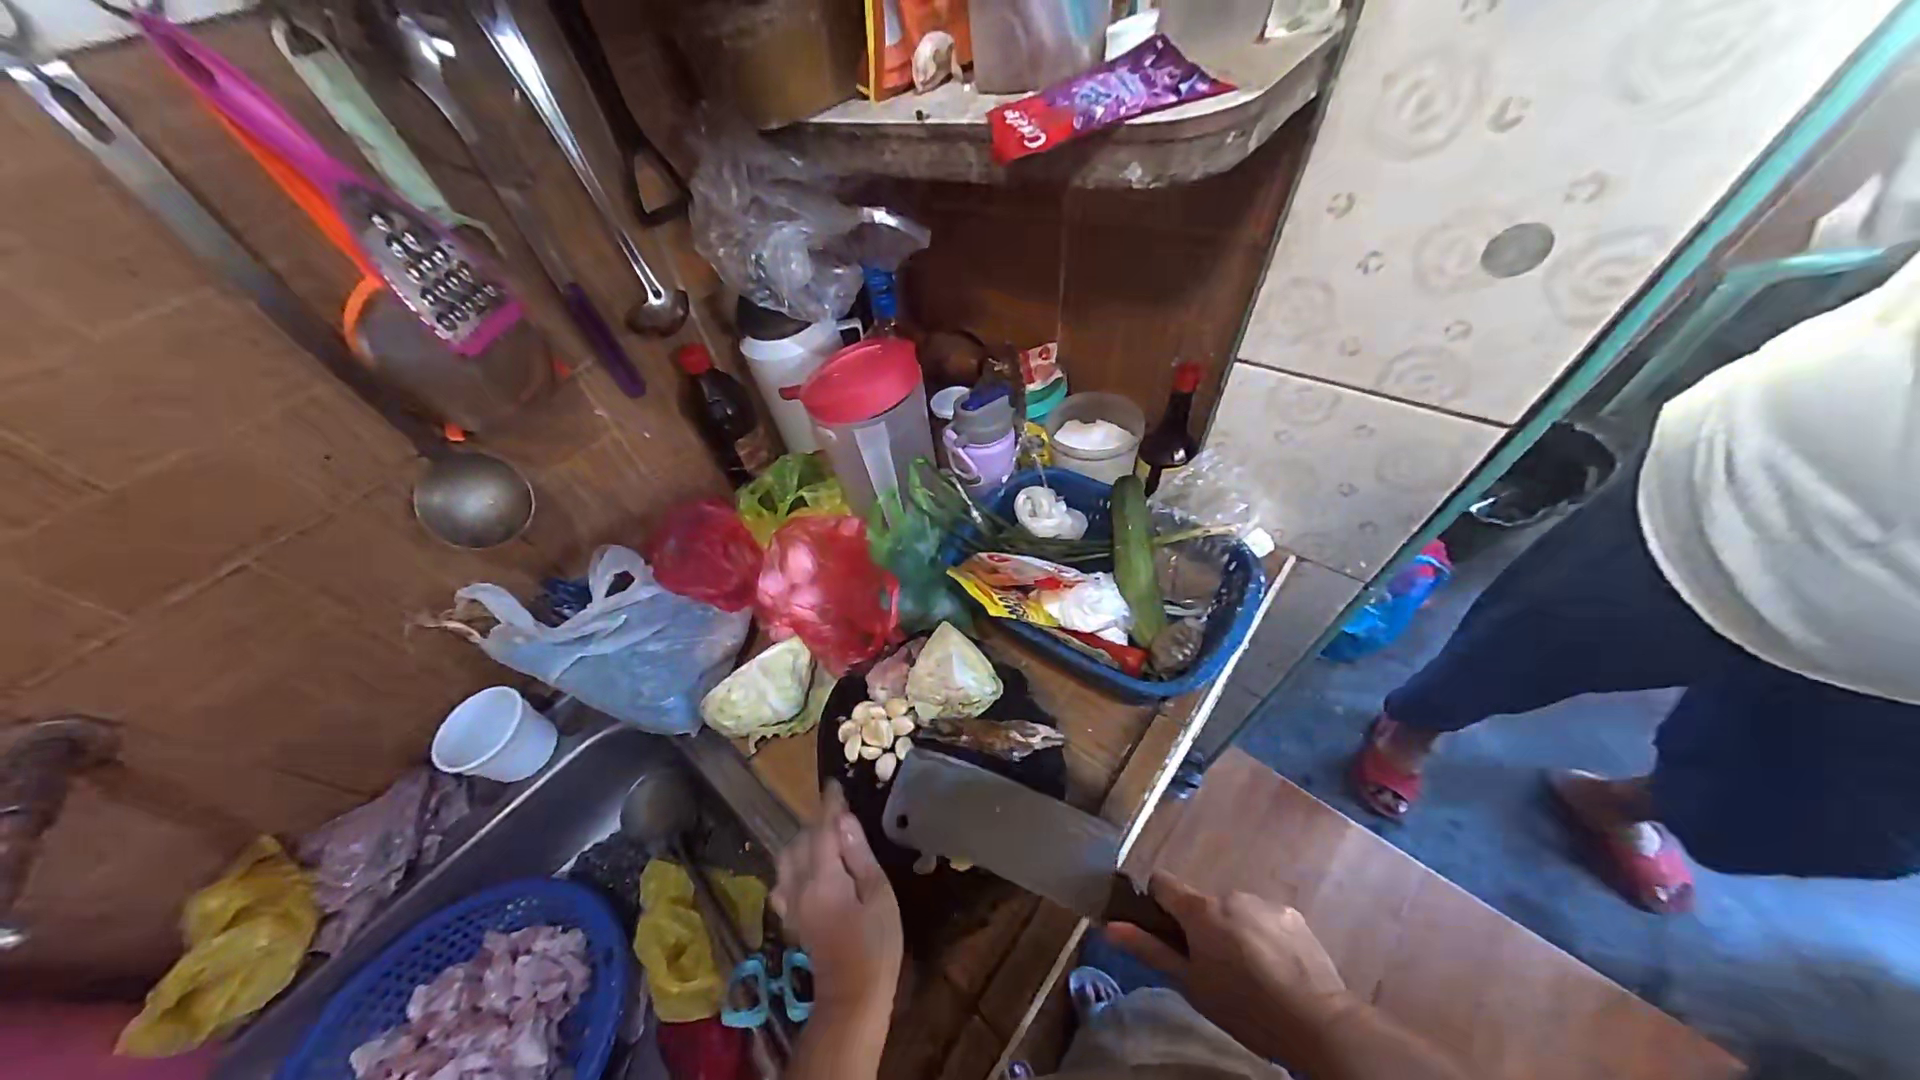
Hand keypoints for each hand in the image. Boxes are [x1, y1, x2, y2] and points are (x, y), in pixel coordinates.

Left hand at [771, 782, 902, 1016]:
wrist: (854, 998)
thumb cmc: (877, 945)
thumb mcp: (879, 895)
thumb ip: (859, 855)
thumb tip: (844, 820)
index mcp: (823, 879)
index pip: (821, 830)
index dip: (829, 805)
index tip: (835, 784)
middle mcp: (799, 887)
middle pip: (800, 841)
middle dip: (818, 823)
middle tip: (842, 817)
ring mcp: (791, 905)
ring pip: (787, 859)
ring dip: (804, 842)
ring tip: (829, 839)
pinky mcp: (792, 919)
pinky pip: (784, 881)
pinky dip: (795, 865)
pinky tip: (811, 869)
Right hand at [1107, 873, 1352, 1062]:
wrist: (1318, 1022)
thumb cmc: (1244, 1007)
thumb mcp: (1191, 984)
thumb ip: (1150, 950)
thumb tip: (1109, 926)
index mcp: (1199, 909)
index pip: (1162, 882)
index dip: (1156, 902)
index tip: (1163, 928)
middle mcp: (1228, 894)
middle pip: (1201, 902)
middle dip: (1201, 926)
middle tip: (1211, 966)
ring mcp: (1263, 902)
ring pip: (1234, 910)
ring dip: (1232, 930)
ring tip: (1248, 972)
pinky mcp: (1292, 915)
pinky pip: (1264, 918)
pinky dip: (1261, 935)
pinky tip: (1275, 968)